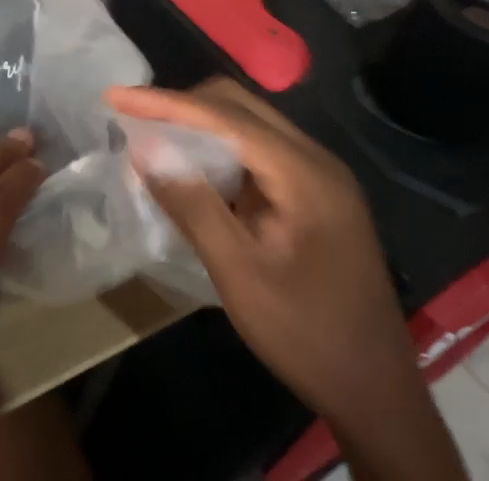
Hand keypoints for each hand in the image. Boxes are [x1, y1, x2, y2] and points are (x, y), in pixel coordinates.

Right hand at [108, 80, 465, 480]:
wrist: (375, 390)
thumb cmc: (306, 335)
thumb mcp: (239, 273)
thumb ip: (192, 205)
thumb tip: (143, 149)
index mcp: (306, 174)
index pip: (225, 117)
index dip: (165, 103)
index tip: (113, 97)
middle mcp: (316, 162)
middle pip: (239, 107)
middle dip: (180, 106)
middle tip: (128, 121)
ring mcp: (318, 179)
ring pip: (247, 127)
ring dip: (197, 128)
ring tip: (148, 144)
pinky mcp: (312, 198)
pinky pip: (257, 155)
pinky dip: (217, 154)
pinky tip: (188, 174)